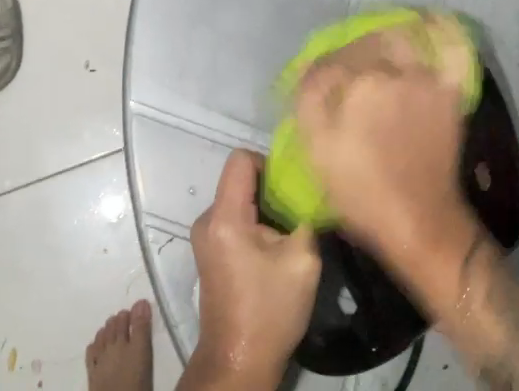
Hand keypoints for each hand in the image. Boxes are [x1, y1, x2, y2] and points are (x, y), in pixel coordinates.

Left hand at [187, 150, 319, 386]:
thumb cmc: (270, 309)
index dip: (269, 163)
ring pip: (239, 200)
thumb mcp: (302, 259)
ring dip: (265, 211)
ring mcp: (205, 237)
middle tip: (299, 213)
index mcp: (224, 216)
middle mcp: (207, 219)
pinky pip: (234, 220)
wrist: (239, 360)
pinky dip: (256, 226)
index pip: (240, 159)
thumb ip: (307, 215)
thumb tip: (313, 191)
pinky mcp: (210, 252)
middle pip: (239, 180)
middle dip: (271, 190)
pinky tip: (275, 252)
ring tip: (290, 235)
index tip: (293, 187)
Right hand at [292, 31, 478, 269]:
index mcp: (360, 80)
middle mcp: (397, 69)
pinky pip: (450, 49)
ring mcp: (429, 78)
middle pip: (369, 42)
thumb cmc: (360, 189)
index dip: (322, 70)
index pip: (333, 58)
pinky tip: (430, 28)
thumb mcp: (317, 147)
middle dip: (354, 51)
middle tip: (346, 71)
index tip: (317, 84)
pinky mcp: (451, 91)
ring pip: (404, 38)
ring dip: (388, 38)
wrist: (418, 220)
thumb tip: (314, 68)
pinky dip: (441, 32)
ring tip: (378, 52)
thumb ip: (310, 96)